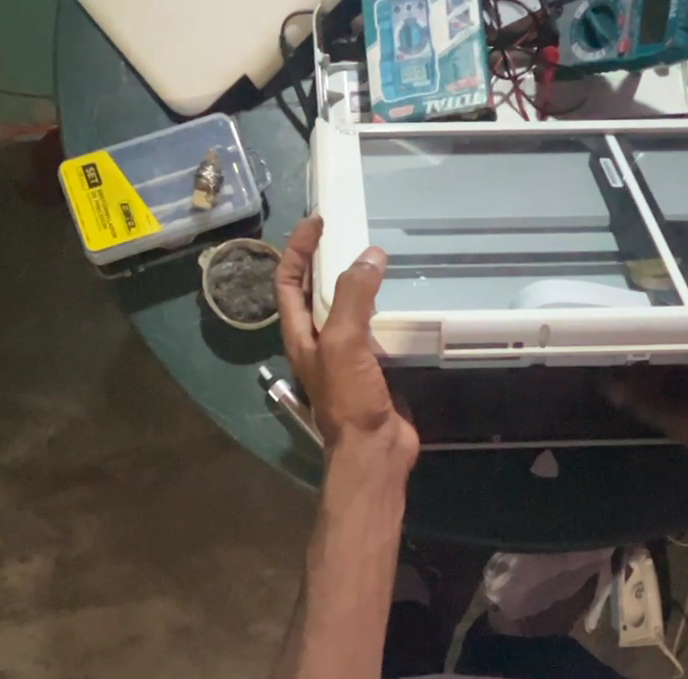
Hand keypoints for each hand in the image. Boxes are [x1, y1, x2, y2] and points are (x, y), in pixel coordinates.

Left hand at [275, 217, 418, 474]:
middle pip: (315, 292)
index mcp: (300, 335)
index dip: (297, 249)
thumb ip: (353, 296)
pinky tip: (400, 298)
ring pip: (347, 310)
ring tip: (377, 258)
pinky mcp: (373, 367)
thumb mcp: (344, 341)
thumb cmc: (349, 398)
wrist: (375, 448)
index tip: (319, 222)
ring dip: (358, 284)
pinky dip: (383, 309)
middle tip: (350, 232)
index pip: (287, 282)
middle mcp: (318, 342)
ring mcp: (346, 356)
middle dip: (327, 261)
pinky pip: (375, 329)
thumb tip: (370, 256)